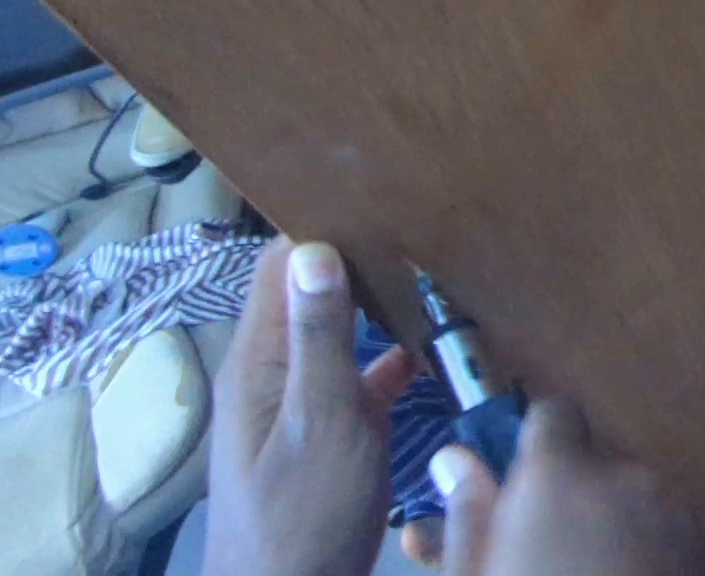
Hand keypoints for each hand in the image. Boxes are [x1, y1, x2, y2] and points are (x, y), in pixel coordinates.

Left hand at [205, 239, 417, 575]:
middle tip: (426, 225)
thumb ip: (318, 339)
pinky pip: (370, 364)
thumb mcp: (318, 421)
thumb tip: (313, 250)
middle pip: (315, 290)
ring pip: (347, 325)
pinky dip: (401, 345)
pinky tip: (443, 340)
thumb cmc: (304, 507)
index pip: (279, 268)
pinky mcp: (340, 418)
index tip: (380, 197)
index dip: (320, 227)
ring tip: (441, 268)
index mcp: (260, 361)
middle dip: (363, 255)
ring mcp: (309, 394)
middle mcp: (279, 368)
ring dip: (385, 299)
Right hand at [427, 399, 704, 574]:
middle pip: (587, 461)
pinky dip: (635, 542)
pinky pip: (656, 520)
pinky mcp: (697, 538)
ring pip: (622, 494)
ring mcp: (668, 505)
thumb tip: (453, 458)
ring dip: (600, 523)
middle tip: (534, 556)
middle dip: (561, 496)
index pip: (551, 414)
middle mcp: (622, 474)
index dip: (530, 444)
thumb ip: (467, 521)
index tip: (514, 485)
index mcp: (560, 479)